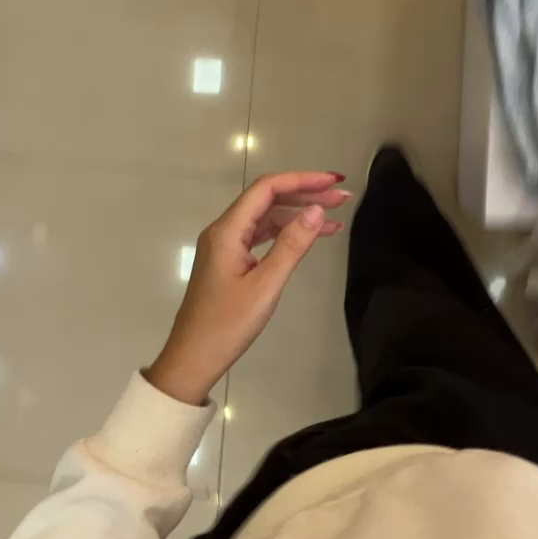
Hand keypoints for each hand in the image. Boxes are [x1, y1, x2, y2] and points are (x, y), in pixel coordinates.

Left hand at [145, 171, 351, 404]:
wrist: (194, 358)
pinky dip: (287, 232)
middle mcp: (224, 231)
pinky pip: (262, 235)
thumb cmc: (228, 324)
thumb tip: (317, 209)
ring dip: (299, 213)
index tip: (333, 181)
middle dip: (306, 194)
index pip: (267, 189)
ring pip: (267, 217)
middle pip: (268, 199)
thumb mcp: (266, 285)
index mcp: (227, 231)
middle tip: (343, 197)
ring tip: (336, 218)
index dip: (302, 180)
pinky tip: (311, 236)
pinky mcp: (230, 261)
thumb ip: (292, 245)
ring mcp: (226, 246)